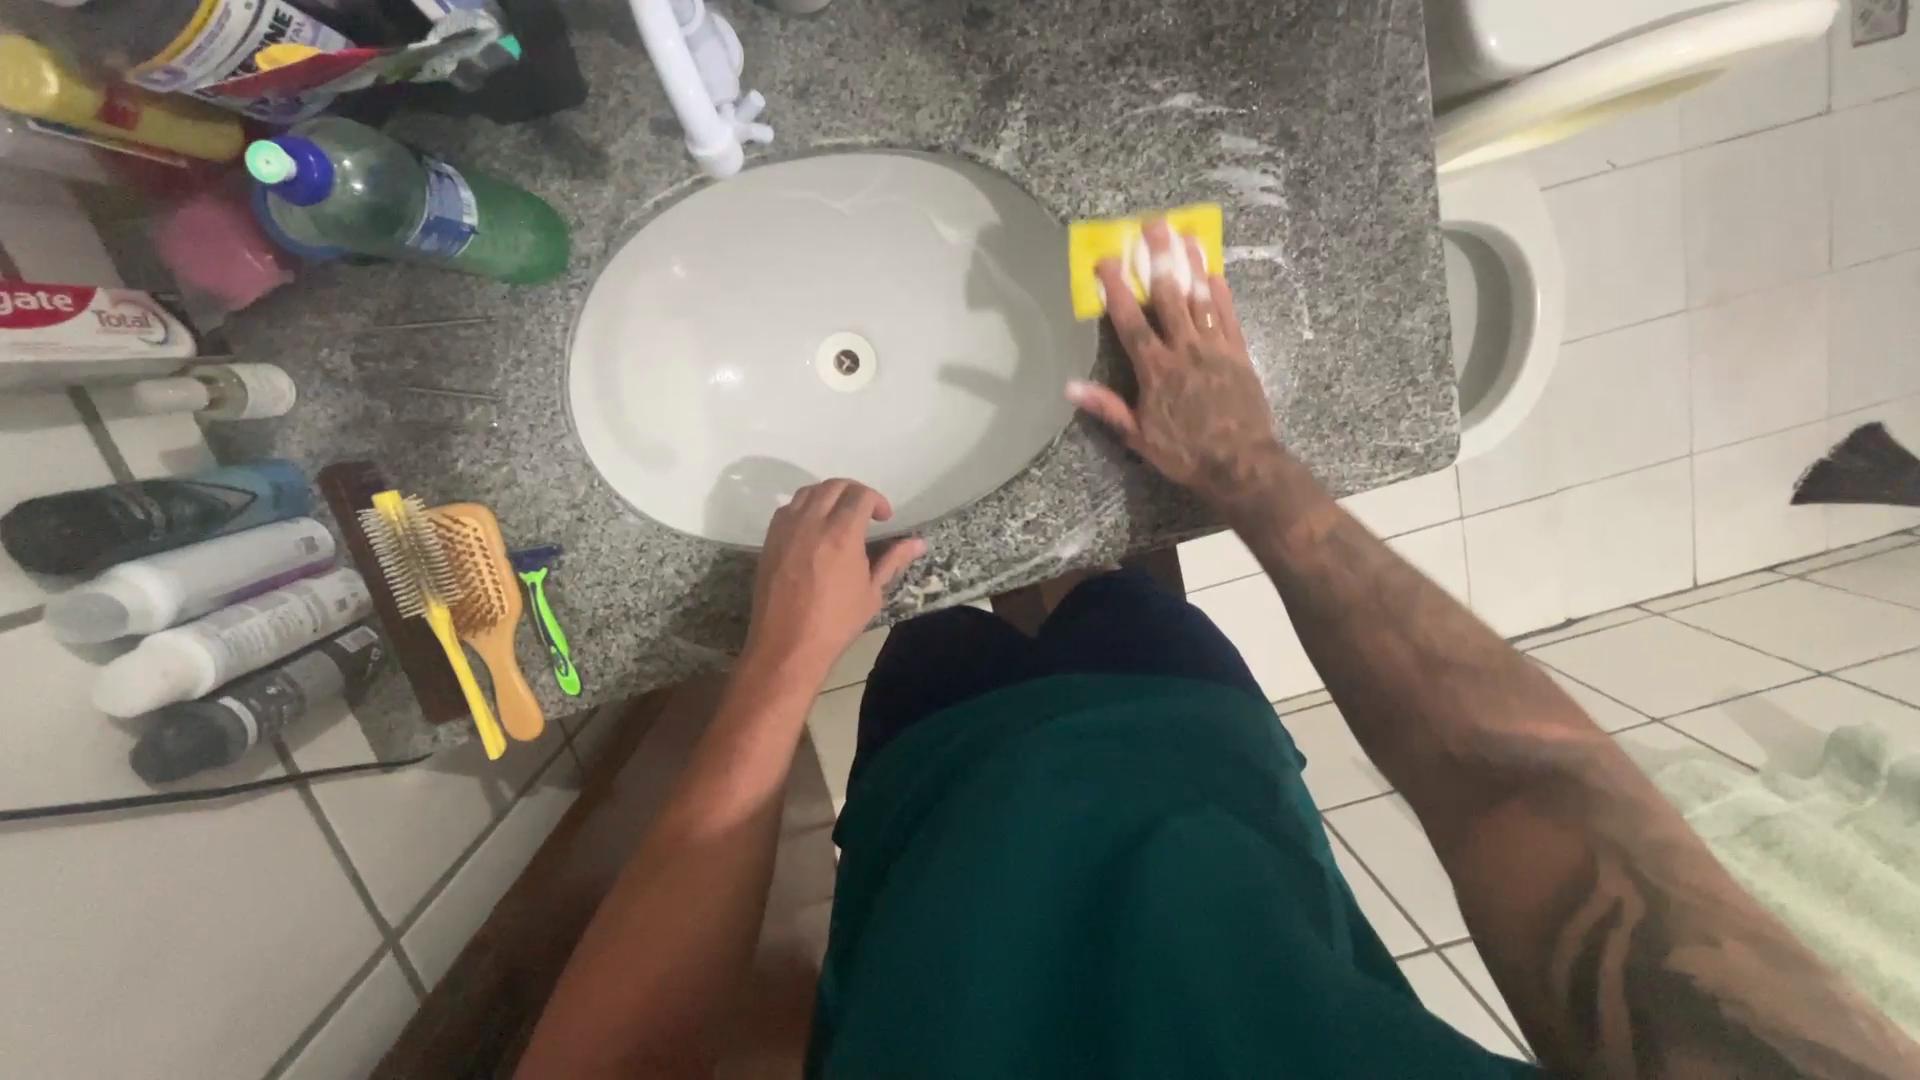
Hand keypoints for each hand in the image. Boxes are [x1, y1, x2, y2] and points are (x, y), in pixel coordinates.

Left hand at [745, 479, 926, 677]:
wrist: (788, 644)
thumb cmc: (836, 622)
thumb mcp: (872, 592)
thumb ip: (892, 560)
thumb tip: (918, 543)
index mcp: (842, 534)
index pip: (860, 495)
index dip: (877, 500)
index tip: (884, 518)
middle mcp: (812, 523)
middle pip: (834, 486)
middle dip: (854, 492)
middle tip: (865, 511)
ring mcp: (786, 529)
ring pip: (808, 492)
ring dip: (828, 495)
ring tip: (839, 515)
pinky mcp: (770, 540)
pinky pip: (788, 509)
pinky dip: (805, 507)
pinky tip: (814, 528)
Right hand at [1067, 220, 1285, 508]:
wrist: (1241, 463)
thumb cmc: (1185, 453)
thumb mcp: (1139, 436)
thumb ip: (1107, 407)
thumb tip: (1070, 387)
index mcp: (1155, 370)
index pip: (1131, 322)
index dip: (1117, 290)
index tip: (1106, 261)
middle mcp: (1184, 350)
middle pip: (1170, 297)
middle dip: (1159, 260)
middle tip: (1153, 226)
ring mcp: (1215, 348)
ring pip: (1201, 298)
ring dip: (1192, 264)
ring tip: (1185, 234)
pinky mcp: (1240, 354)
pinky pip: (1229, 316)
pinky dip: (1221, 293)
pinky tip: (1214, 272)